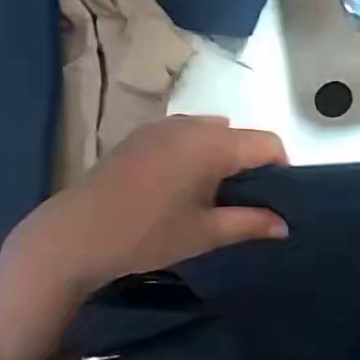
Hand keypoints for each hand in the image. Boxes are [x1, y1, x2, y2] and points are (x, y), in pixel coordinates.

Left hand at [29, 114, 289, 288]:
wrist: (75, 234)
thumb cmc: (147, 235)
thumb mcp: (205, 233)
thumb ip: (251, 223)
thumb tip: (285, 224)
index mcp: (212, 144)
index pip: (268, 143)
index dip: (280, 169)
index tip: (274, 200)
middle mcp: (191, 125)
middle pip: (240, 135)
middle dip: (251, 165)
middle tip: (244, 204)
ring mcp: (163, 125)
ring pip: (212, 132)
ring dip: (223, 157)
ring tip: (212, 196)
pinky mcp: (140, 134)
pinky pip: (185, 134)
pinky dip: (196, 152)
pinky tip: (181, 186)